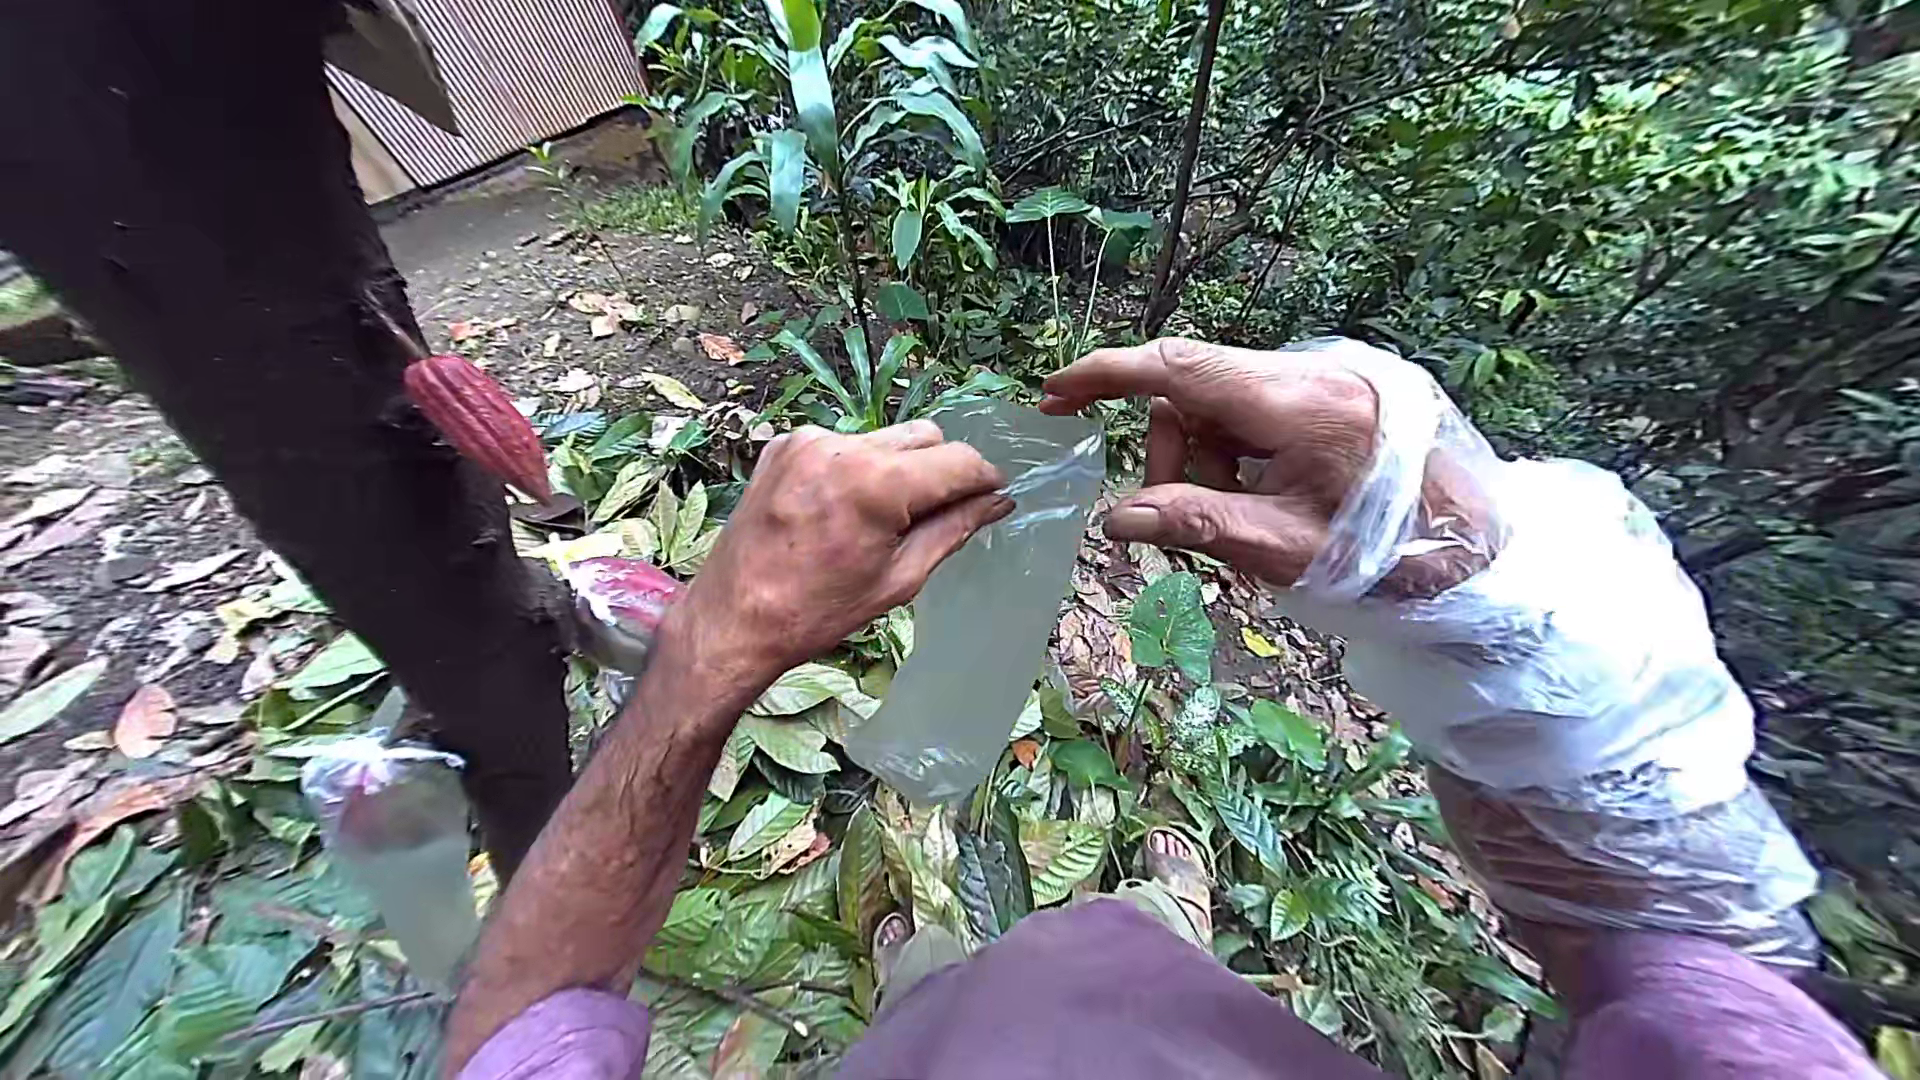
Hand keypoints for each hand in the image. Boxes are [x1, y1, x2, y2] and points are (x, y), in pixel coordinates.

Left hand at [664, 421, 1009, 687]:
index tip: (992, 497)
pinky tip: (847, 505)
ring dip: (903, 468)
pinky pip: (847, 444)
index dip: (984, 478)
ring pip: (888, 437)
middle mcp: (842, 446)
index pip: (959, 459)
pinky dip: (862, 467)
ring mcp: (808, 440)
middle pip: (926, 436)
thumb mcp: (900, 578)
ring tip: (886, 515)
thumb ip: (954, 529)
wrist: (733, 617)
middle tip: (937, 514)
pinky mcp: (785, 443)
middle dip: (944, 470)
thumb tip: (998, 502)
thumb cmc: (819, 611)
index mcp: (875, 484)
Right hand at [1040, 337, 1489, 595]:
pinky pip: (1241, 414)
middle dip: (1171, 452)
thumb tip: (1116, 519)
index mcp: (1297, 404)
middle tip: (1184, 511)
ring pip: (1211, 407)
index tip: (1056, 393)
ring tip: (1240, 512)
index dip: (1107, 375)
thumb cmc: (1389, 552)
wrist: (1481, 547)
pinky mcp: (1318, 395)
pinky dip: (1230, 455)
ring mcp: (1314, 381)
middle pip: (1188, 393)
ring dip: (1202, 460)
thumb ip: (1196, 524)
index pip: (1179, 368)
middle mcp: (1304, 374)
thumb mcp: (1282, 548)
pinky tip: (1261, 492)